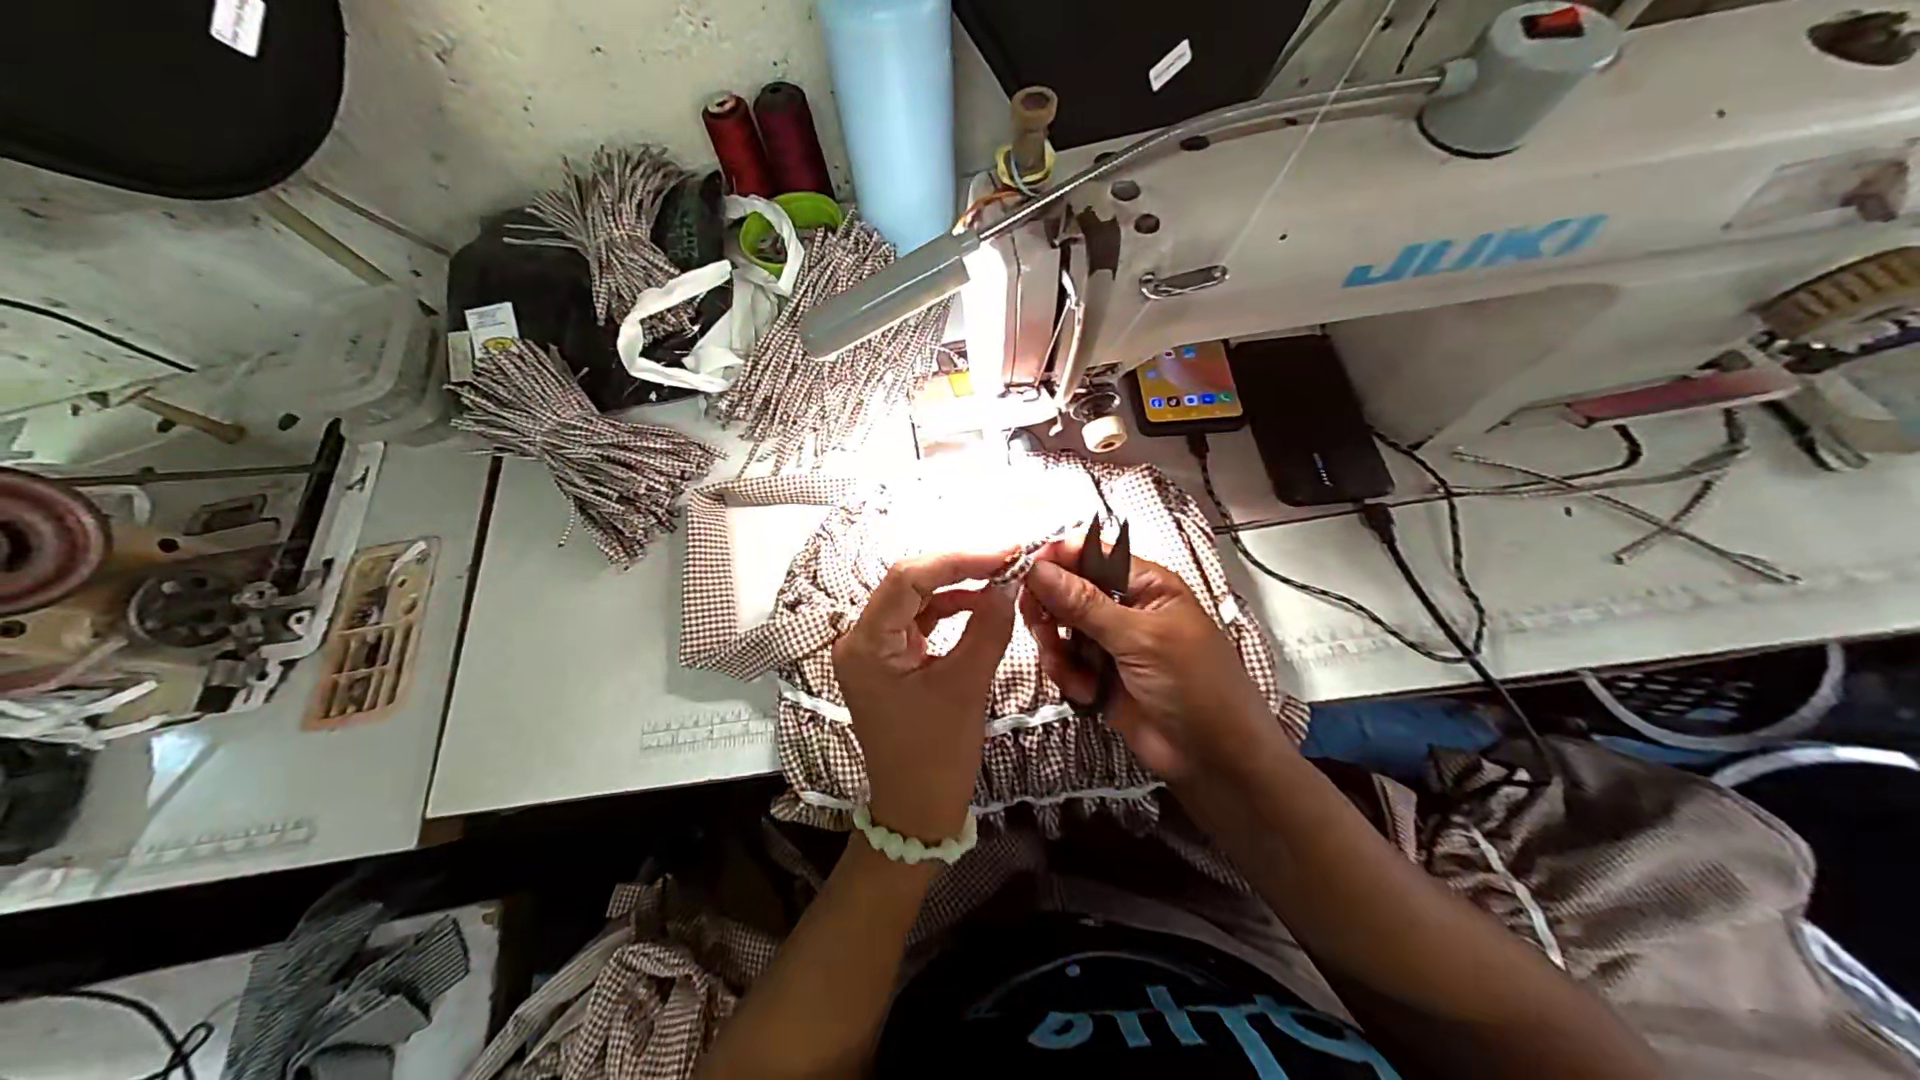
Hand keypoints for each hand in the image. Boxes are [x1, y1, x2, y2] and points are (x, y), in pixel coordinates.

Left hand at [832, 551, 1017, 841]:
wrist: (917, 810)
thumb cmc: (937, 755)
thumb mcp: (966, 686)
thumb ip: (988, 627)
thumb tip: (1009, 583)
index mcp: (865, 644)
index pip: (907, 579)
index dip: (958, 560)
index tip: (1004, 554)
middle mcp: (860, 640)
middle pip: (909, 584)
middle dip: (959, 569)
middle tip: (1007, 560)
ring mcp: (873, 650)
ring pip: (915, 601)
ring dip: (957, 588)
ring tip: (1000, 578)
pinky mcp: (889, 661)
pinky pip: (919, 623)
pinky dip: (950, 612)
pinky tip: (980, 605)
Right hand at [1018, 540, 1284, 780]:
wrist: (1213, 760)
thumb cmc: (1194, 686)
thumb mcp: (1141, 638)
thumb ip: (1085, 603)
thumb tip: (1037, 568)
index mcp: (1144, 583)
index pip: (1090, 554)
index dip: (1055, 559)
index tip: (1023, 571)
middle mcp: (1122, 607)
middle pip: (1065, 590)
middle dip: (1050, 609)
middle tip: (1042, 628)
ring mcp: (1108, 643)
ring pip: (1058, 629)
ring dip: (1057, 649)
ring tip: (1073, 672)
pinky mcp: (1096, 676)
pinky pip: (1063, 662)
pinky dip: (1066, 676)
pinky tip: (1086, 692)